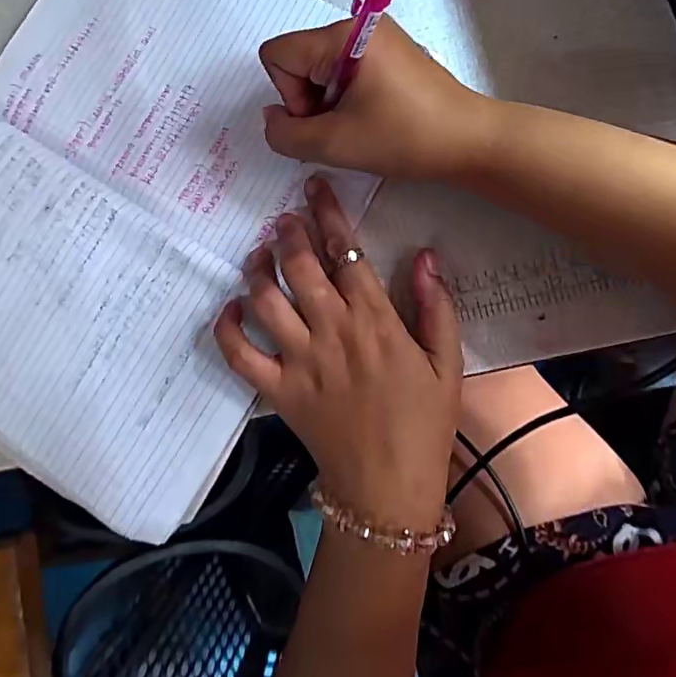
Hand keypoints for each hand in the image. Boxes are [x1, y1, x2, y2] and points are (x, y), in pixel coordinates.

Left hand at [213, 177, 462, 530]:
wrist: (388, 488)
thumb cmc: (423, 423)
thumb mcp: (448, 363)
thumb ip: (438, 307)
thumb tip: (425, 255)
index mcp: (376, 321)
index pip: (348, 253)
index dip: (329, 215)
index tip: (314, 189)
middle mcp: (333, 332)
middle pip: (301, 267)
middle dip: (288, 232)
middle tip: (283, 217)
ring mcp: (300, 361)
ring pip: (267, 300)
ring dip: (257, 269)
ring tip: (259, 252)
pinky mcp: (277, 390)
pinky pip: (240, 355)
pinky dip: (227, 329)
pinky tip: (229, 308)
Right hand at [259, 17, 500, 180]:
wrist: (471, 141)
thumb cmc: (406, 138)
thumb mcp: (334, 144)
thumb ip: (284, 134)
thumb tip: (272, 118)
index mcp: (345, 34)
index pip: (278, 55)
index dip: (289, 96)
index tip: (324, 120)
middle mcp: (360, 25)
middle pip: (300, 59)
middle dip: (309, 100)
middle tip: (344, 129)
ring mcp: (380, 38)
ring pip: (322, 69)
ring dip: (330, 104)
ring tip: (363, 126)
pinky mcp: (392, 54)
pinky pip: (347, 71)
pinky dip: (349, 98)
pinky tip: (375, 119)